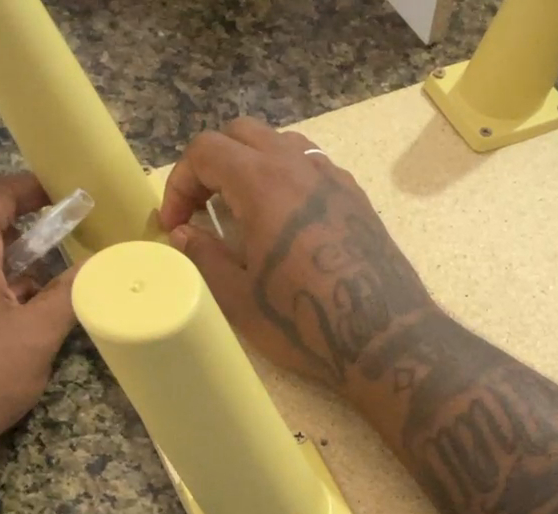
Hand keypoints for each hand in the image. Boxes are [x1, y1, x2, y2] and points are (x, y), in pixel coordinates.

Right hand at [159, 117, 435, 388]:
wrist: (383, 335)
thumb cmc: (304, 322)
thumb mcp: (240, 298)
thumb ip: (205, 257)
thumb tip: (183, 234)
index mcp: (263, 183)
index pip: (206, 151)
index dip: (179, 183)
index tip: (174, 224)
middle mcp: (299, 165)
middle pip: (242, 134)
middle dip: (211, 165)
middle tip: (202, 211)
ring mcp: (333, 177)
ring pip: (280, 144)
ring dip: (249, 166)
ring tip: (241, 212)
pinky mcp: (355, 197)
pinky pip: (310, 167)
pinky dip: (284, 179)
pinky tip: (283, 224)